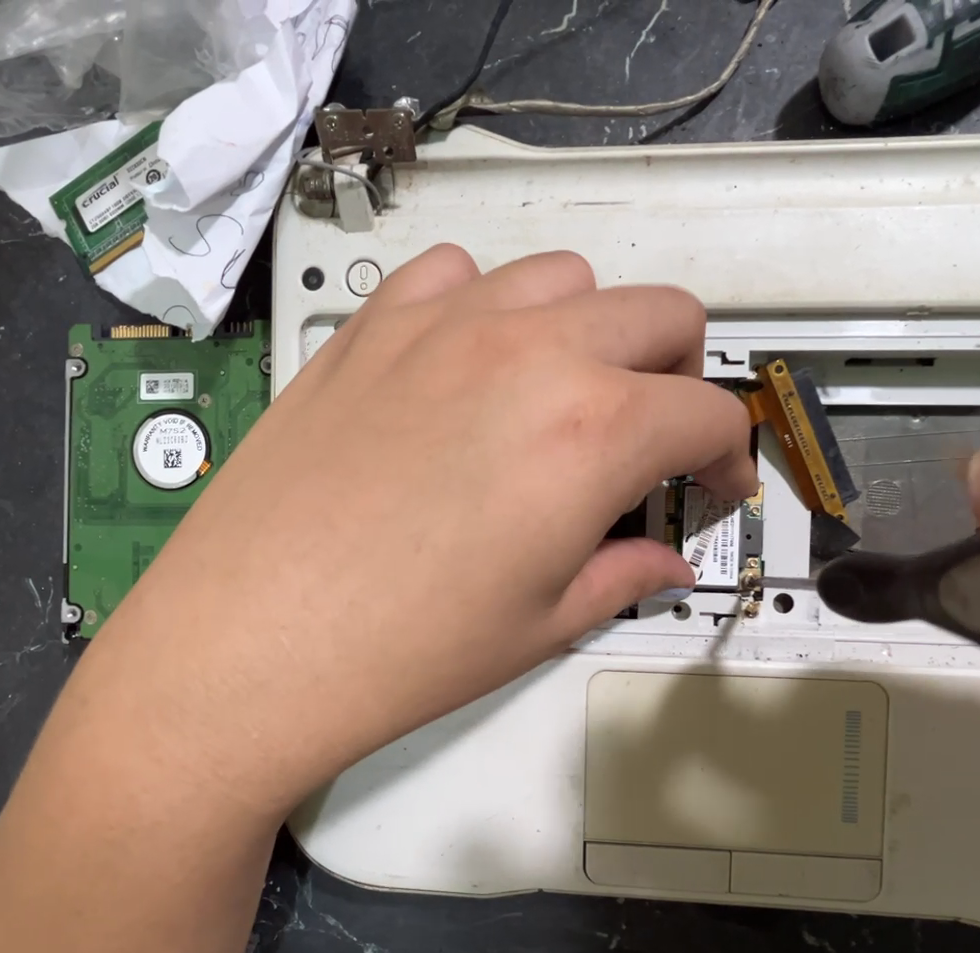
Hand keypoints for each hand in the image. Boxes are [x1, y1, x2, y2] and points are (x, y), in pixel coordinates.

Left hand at [0, 246, 755, 952]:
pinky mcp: (372, 328)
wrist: (249, 644)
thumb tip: (665, 562)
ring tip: (564, 395)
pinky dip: (486, 304)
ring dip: (591, 329)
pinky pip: (456, 272)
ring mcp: (444, 326)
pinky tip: (471, 363)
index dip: (730, 457)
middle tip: (655, 438)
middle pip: (661, 314)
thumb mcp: (539, 626)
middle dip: (680, 375)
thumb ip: (624, 576)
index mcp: (591, 433)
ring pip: (566, 276)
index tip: (713, 488)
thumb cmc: (398, 653)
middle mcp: (529, 354)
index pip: (710, 412)